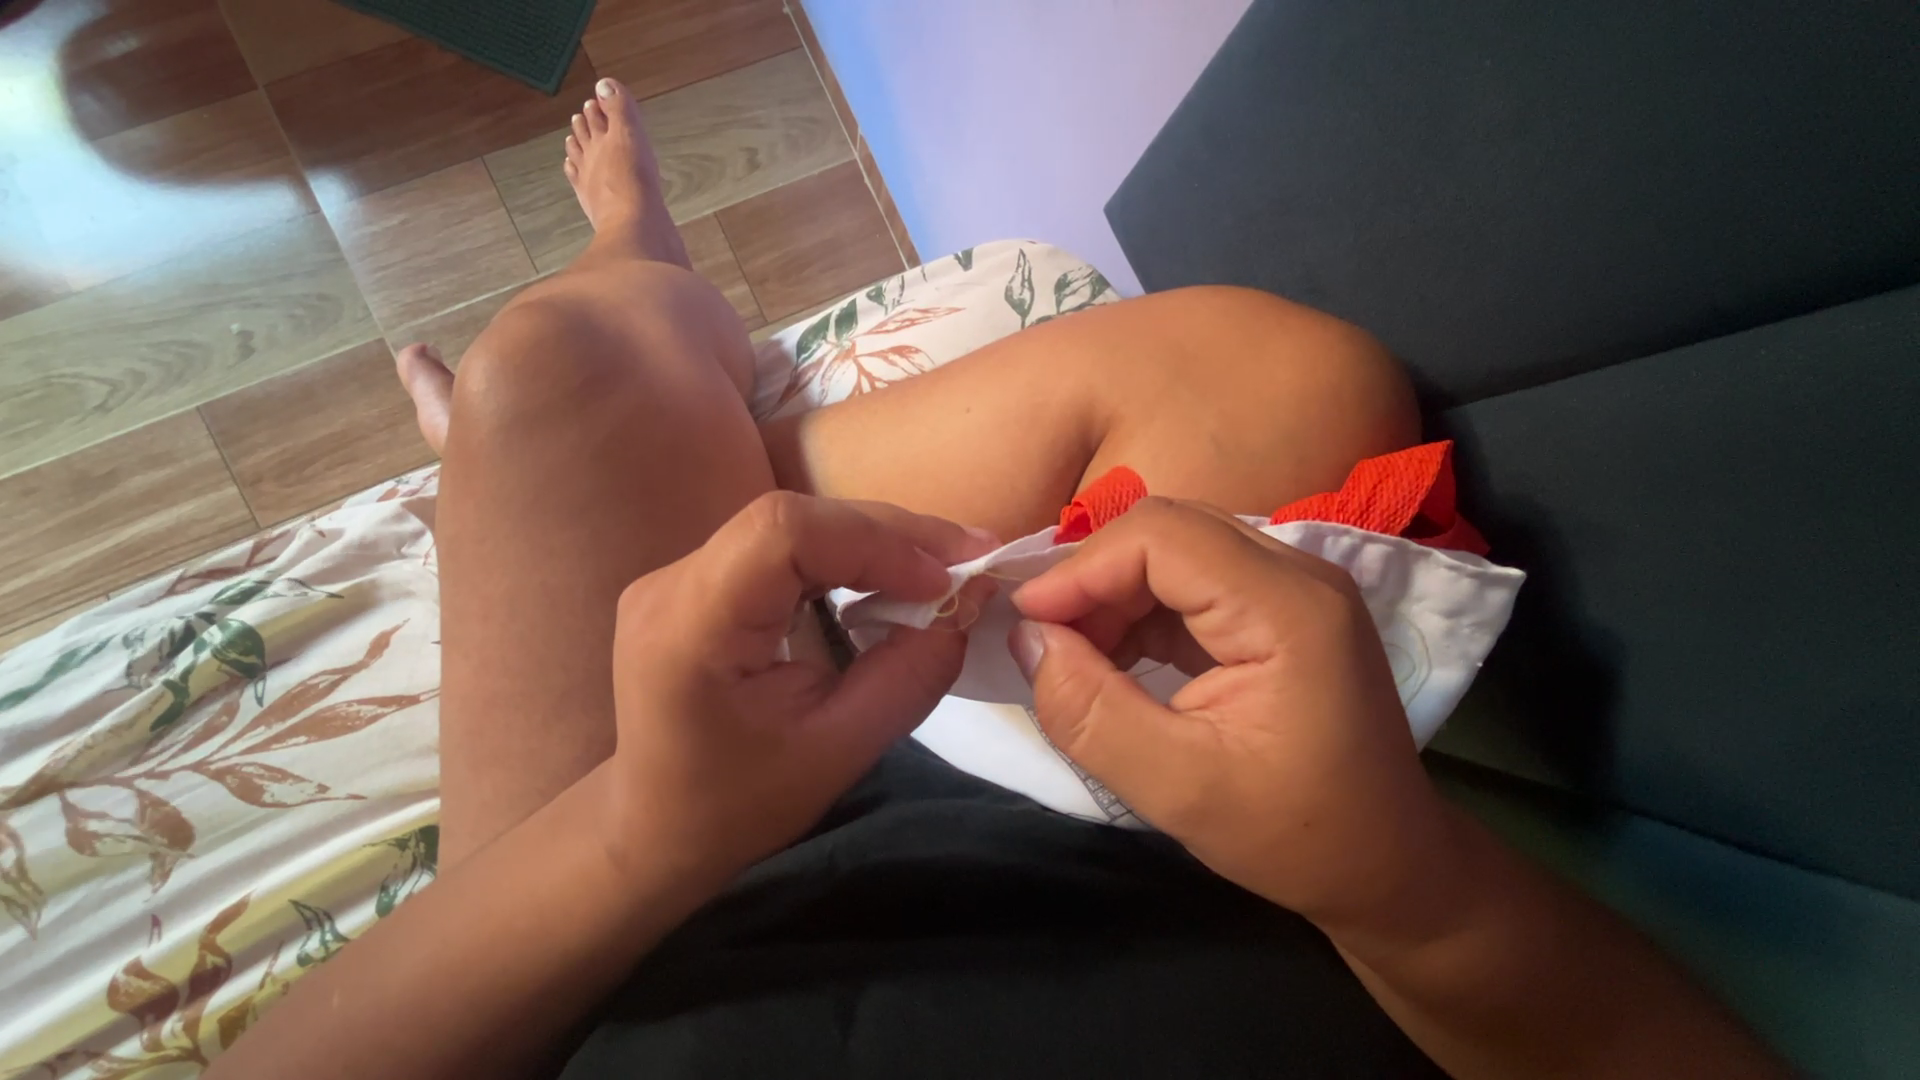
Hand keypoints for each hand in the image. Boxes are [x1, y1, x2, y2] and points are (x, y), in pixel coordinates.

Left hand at [606, 492, 995, 889]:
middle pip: (793, 519)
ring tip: (944, 568)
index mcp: (689, 628)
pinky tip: (891, 578)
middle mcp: (673, 582)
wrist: (654, 826)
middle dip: (892, 533)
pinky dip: (851, 557)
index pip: (782, 534)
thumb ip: (908, 677)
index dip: (874, 541)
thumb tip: (966, 605)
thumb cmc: (738, 806)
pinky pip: (787, 548)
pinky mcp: (702, 581)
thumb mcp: (837, 754)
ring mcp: (681, 575)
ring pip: (796, 525)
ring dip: (877, 540)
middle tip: (971, 558)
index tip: (944, 582)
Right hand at [1009, 497, 1450, 930]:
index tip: (1026, 621)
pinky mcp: (1275, 607)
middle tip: (1046, 642)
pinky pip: (1187, 581)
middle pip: (1166, 531)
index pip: (1162, 536)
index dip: (1081, 569)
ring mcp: (1289, 587)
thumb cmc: (1294, 835)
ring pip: (1171, 551)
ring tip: (1076, 658)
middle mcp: (1295, 573)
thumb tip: (1026, 638)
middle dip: (1093, 579)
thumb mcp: (1177, 789)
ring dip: (1111, 595)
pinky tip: (1113, 658)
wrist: (1385, 866)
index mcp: (1288, 609)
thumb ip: (1089, 712)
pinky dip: (1137, 612)